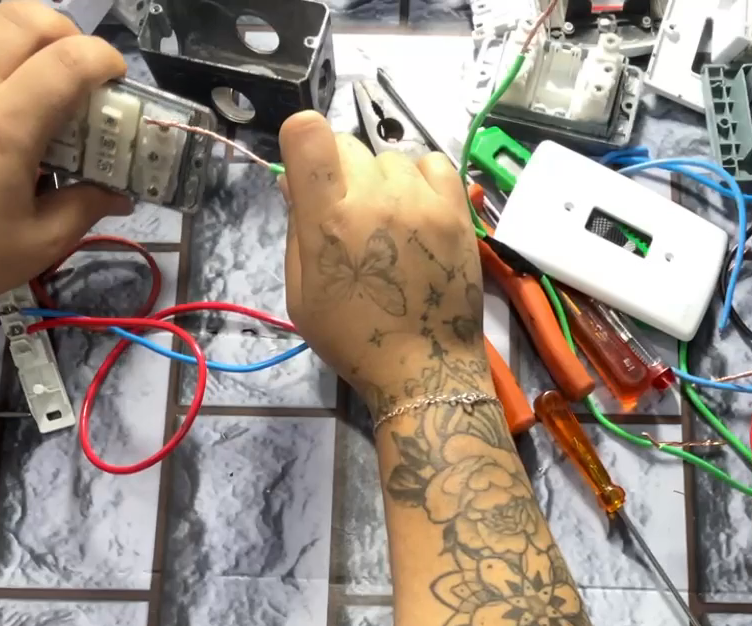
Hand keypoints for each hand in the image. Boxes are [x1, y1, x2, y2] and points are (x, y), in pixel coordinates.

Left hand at [0, 2, 130, 326]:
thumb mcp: (40, 244)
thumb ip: (85, 208)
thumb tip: (120, 194)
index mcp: (3, 127)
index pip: (66, 62)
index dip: (102, 58)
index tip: (114, 74)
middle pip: (17, 17)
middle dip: (58, 30)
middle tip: (70, 61)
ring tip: (6, 66)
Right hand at [278, 111, 487, 407]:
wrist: (424, 368)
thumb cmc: (354, 340)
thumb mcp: (301, 297)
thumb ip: (295, 232)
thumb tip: (294, 183)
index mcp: (328, 220)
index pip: (308, 132)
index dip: (302, 144)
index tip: (308, 174)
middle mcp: (374, 198)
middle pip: (347, 144)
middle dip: (339, 174)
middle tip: (350, 220)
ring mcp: (421, 201)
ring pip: (389, 158)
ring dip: (381, 182)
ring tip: (389, 226)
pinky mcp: (456, 211)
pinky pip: (433, 164)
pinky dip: (420, 180)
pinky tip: (416, 213)